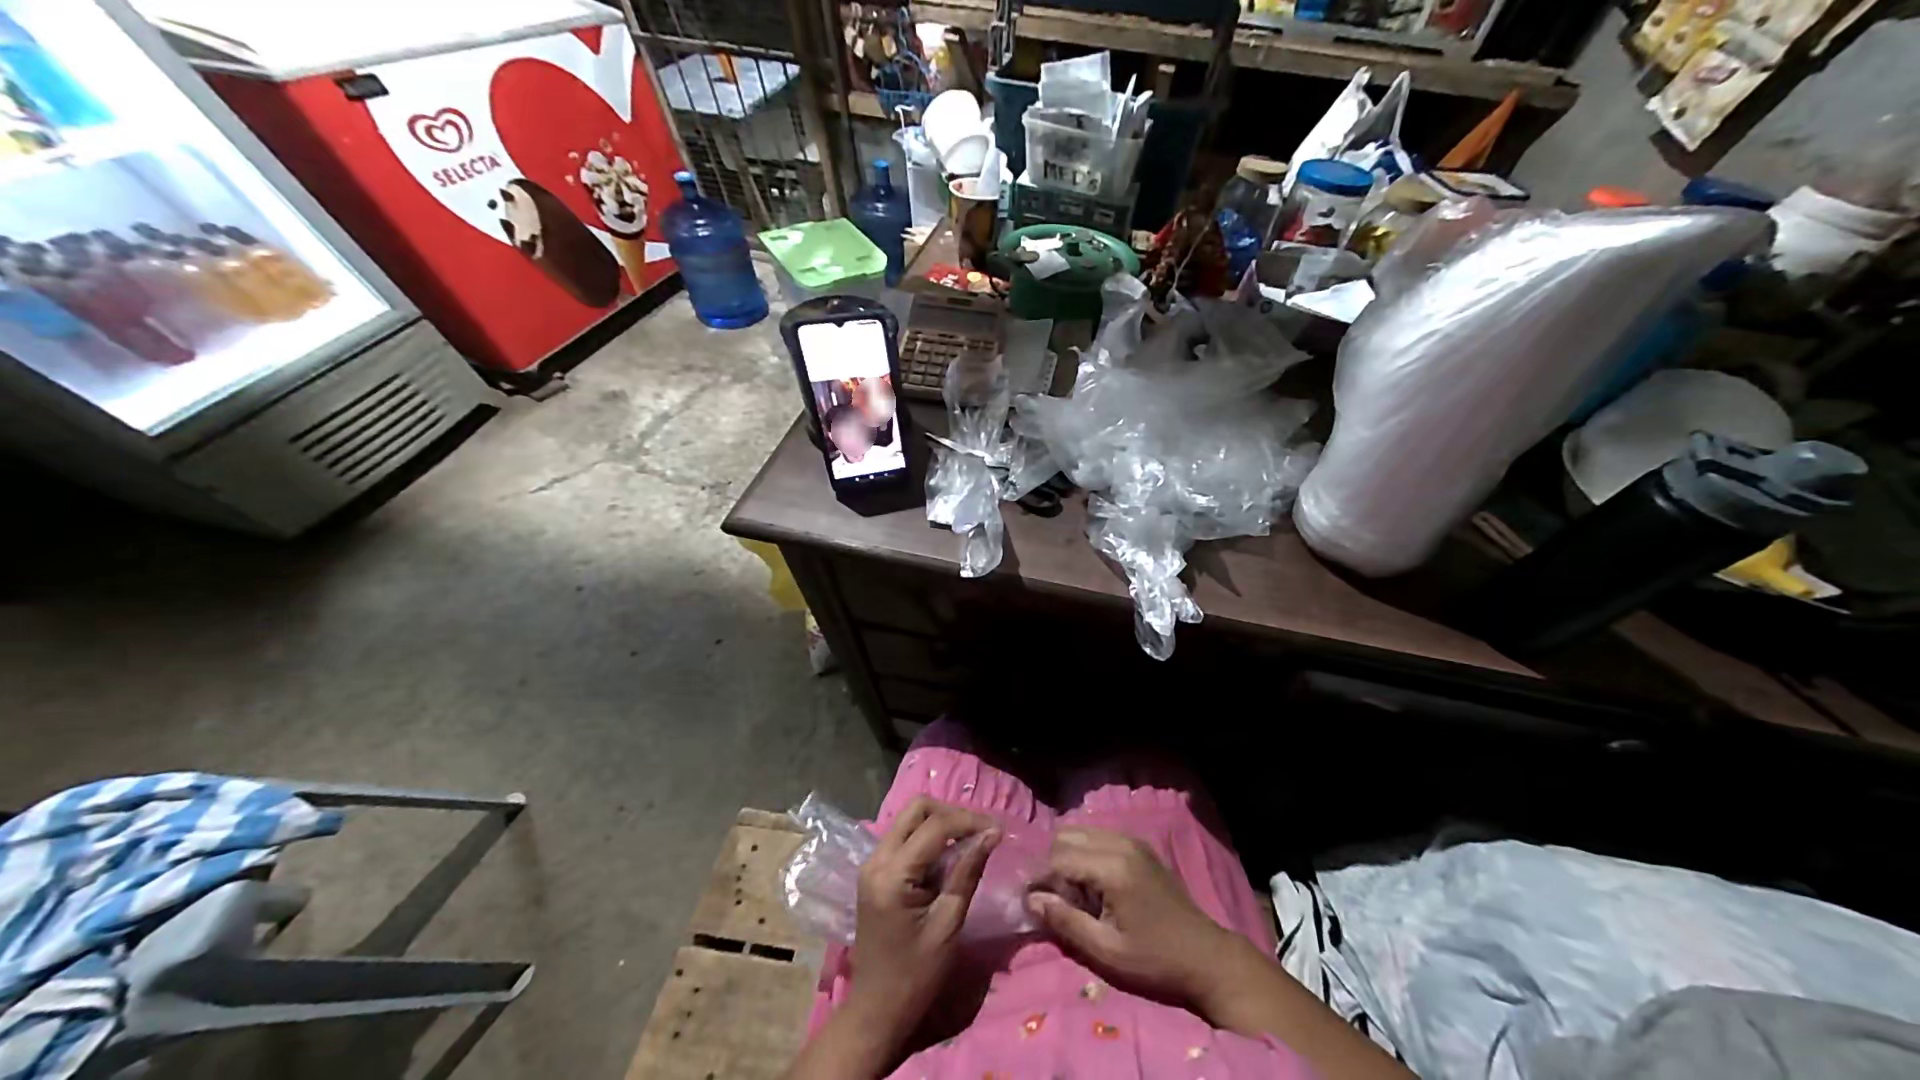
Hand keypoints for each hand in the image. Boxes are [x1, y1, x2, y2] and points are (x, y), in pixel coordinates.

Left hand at [847, 797, 1001, 1047]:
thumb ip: (967, 873)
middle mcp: (876, 859)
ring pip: (909, 819)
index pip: (934, 826)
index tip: (999, 830)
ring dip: (941, 824)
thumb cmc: (916, 975)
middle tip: (982, 833)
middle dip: (953, 814)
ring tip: (971, 842)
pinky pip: (904, 837)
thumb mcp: (948, 924)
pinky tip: (951, 856)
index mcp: (891, 874)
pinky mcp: (875, 872)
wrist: (876, 1009)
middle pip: (916, 809)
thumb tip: (991, 834)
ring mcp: (872, 863)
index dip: (969, 821)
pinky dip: (929, 838)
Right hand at [1027, 827, 1247, 1007]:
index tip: (1034, 903)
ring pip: (1080, 832)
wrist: (1206, 957)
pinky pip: (1098, 836)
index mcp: (1113, 868)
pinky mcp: (1139, 846)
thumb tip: (1031, 900)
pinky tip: (1093, 883)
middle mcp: (1121, 843)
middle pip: (1066, 836)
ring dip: (1069, 857)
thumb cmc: (1155, 960)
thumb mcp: (1107, 951)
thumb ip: (1066, 922)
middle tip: (1057, 899)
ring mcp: (1132, 841)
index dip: (1041, 879)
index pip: (1058, 858)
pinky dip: (1086, 853)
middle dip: (1053, 864)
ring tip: (1075, 893)